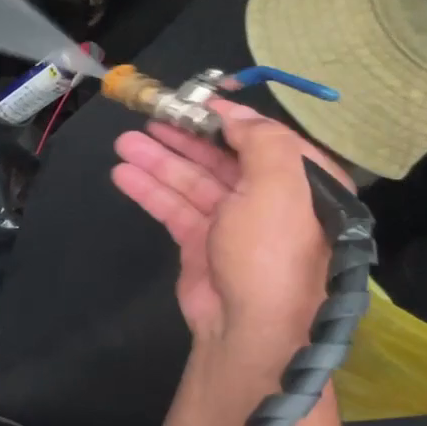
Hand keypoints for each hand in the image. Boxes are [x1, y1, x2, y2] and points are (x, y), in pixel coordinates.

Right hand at [111, 100, 350, 355]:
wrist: (252, 323)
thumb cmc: (273, 252)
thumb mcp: (279, 187)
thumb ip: (262, 143)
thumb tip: (237, 117)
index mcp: (302, 181)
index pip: (264, 139)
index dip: (228, 119)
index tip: (192, 102)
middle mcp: (270, 198)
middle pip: (222, 159)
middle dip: (184, 138)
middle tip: (148, 119)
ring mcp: (233, 223)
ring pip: (192, 182)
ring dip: (158, 161)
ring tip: (124, 144)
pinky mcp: (201, 243)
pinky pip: (174, 208)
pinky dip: (150, 191)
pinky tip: (124, 175)